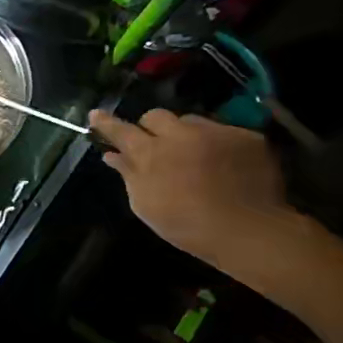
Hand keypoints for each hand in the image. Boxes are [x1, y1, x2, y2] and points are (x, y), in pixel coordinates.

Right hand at [89, 108, 299, 271]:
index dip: (106, 123)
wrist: (244, 228)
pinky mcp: (248, 137)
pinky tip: (221, 164)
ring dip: (184, 133)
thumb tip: (113, 155)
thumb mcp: (143, 202)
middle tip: (152, 145)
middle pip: (156, 116)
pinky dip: (215, 143)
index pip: (121, 131)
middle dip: (150, 127)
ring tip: (191, 155)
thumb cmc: (181, 222)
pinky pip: (223, 131)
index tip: (95, 114)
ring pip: (191, 120)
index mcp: (150, 153)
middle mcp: (181, 135)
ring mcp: (217, 132)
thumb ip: (128, 173)